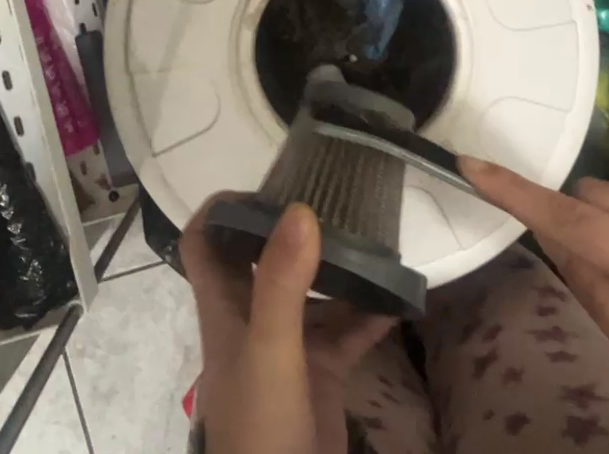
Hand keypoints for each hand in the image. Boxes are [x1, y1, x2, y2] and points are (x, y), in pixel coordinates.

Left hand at [181, 196, 397, 453]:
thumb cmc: (261, 421)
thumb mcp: (269, 349)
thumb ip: (281, 282)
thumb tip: (299, 208)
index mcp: (225, 303)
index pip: (206, 239)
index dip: (225, 208)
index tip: (270, 186)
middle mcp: (253, 315)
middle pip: (265, 255)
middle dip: (295, 227)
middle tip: (337, 198)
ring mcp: (289, 344)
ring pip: (313, 290)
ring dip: (341, 266)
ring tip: (378, 236)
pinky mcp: (321, 370)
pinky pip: (348, 330)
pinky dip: (371, 312)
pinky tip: (402, 294)